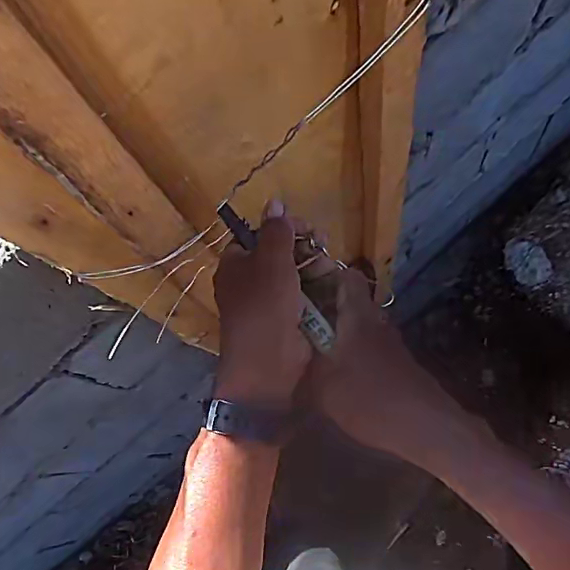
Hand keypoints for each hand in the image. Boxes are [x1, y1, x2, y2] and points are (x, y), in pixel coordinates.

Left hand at [211, 201, 312, 406]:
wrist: (269, 367)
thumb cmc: (264, 308)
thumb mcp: (270, 262)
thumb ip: (276, 231)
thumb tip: (275, 202)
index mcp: (235, 267)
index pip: (257, 237)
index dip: (281, 229)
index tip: (305, 229)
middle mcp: (250, 285)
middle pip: (280, 256)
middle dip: (304, 249)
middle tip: (323, 246)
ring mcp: (270, 306)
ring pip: (295, 277)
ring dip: (315, 269)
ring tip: (331, 267)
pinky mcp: (288, 324)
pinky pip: (304, 299)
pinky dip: (318, 291)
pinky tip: (333, 286)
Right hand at [301, 266, 476, 462]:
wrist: (424, 426)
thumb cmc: (370, 399)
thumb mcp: (324, 387)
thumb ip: (306, 367)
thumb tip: (290, 354)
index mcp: (358, 316)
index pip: (346, 277)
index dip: (324, 275)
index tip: (300, 285)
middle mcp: (377, 323)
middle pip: (351, 304)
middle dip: (324, 310)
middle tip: (295, 325)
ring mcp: (391, 345)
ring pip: (359, 329)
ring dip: (338, 337)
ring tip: (310, 353)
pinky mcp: (398, 366)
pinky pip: (369, 351)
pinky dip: (353, 357)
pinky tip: (337, 378)